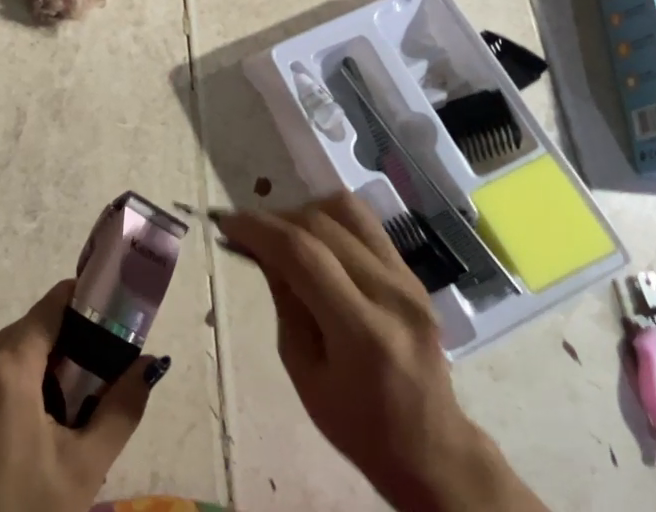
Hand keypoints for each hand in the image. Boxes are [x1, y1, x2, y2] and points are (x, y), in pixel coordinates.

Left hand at [0, 279, 169, 511]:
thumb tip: (149, 365)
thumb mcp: (83, 467)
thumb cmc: (23, 510)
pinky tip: (26, 441)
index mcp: (6, 365)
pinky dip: (8, 395)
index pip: (52, 307)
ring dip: (38, 376)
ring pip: (5, 361)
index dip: (85, 305)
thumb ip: (121, 408)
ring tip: (65, 425)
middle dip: (66, 353)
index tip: (115, 315)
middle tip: (97, 390)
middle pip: (29, 336)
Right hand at [215, 194, 546, 511]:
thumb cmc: (357, 423)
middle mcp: (392, 294)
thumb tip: (260, 251)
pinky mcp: (414, 275)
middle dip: (275, 218)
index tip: (226, 222)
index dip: (259, 229)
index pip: (303, 254)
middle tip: (245, 230)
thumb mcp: (303, 371)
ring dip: (304, 212)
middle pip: (323, 225)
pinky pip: (365, 227)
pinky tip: (310, 241)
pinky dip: (329, 223)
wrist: (430, 444)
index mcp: (362, 331)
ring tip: (280, 233)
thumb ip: (285, 303)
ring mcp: (409, 280)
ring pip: (348, 211)